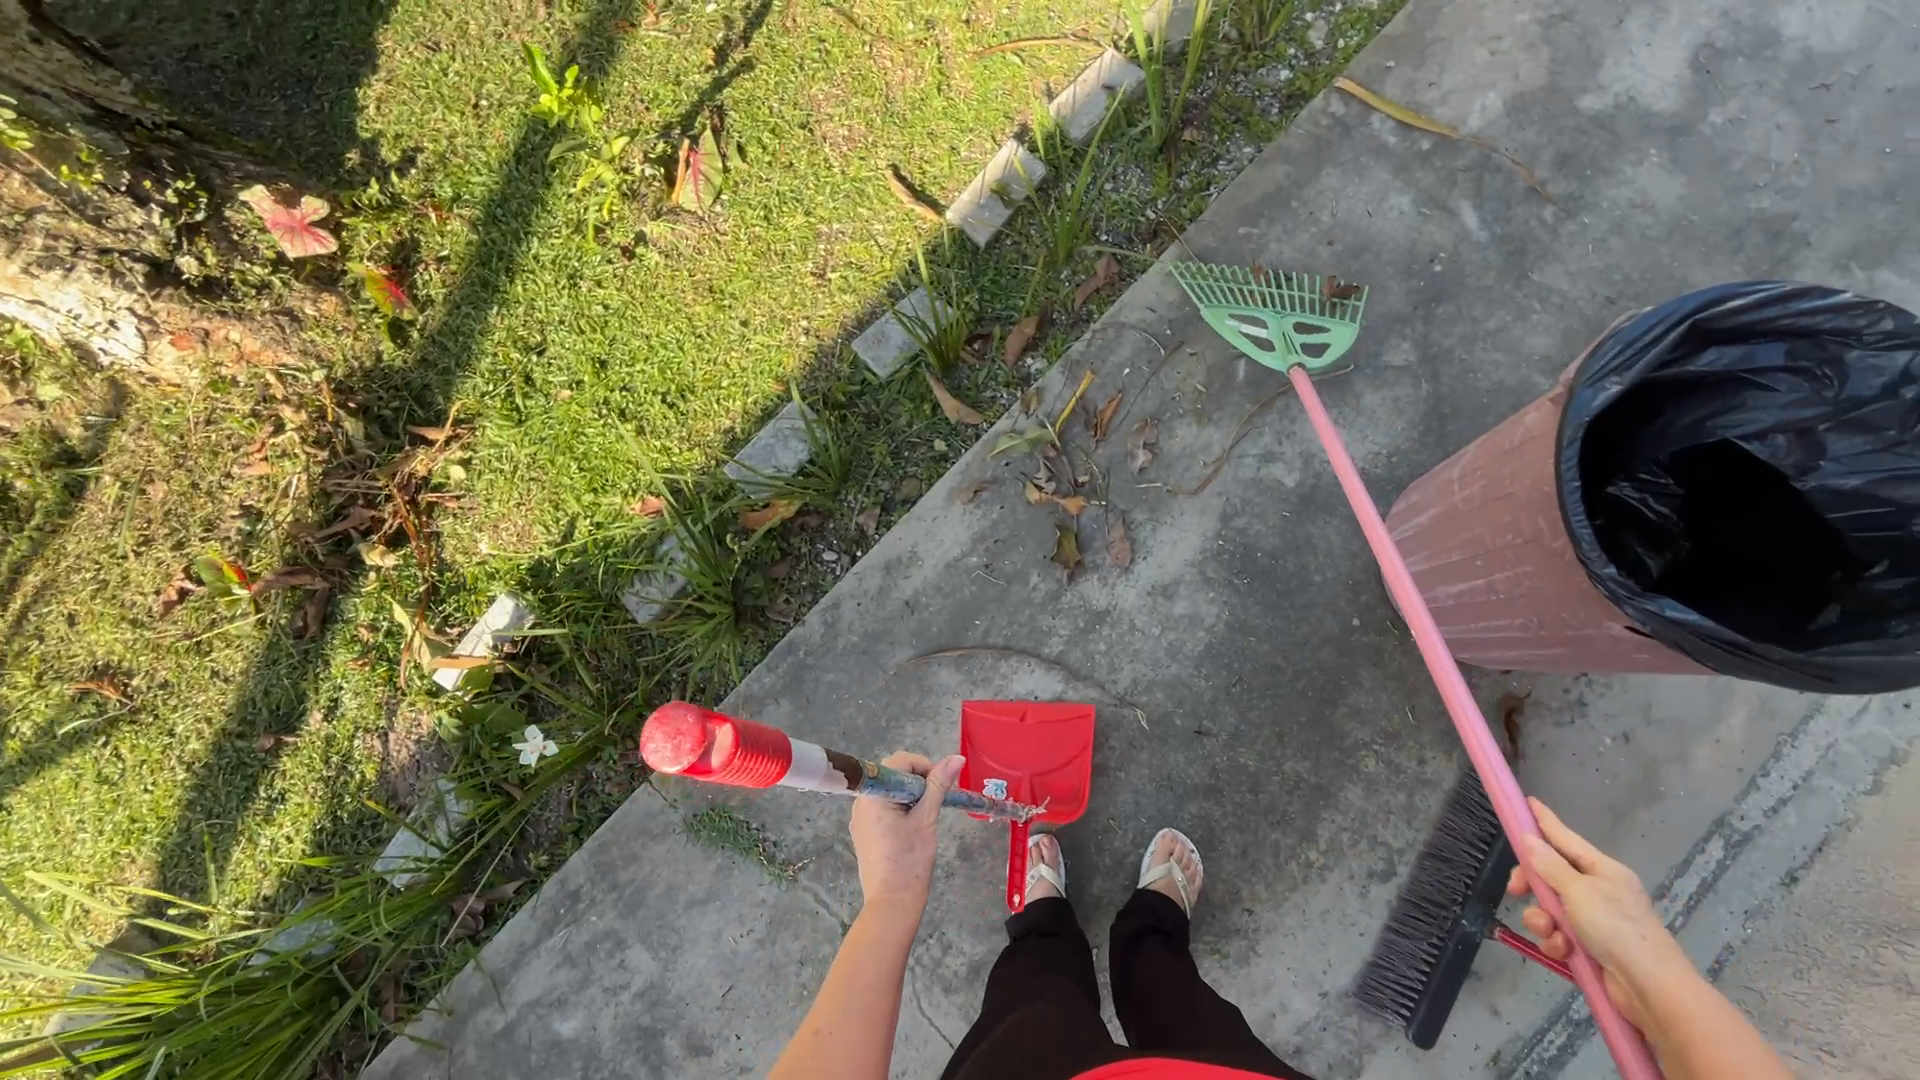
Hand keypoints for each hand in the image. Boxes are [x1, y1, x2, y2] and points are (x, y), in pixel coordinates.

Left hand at [850, 751, 964, 915]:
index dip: (924, 767)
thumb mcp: (927, 817)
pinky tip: (912, 827)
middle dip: (918, 781)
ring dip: (910, 795)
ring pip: (889, 791)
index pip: (900, 761)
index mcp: (873, 793)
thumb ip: (938, 784)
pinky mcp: (864, 831)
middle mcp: (861, 800)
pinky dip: (900, 808)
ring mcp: (860, 817)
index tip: (940, 786)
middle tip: (936, 799)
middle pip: (893, 774)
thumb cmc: (910, 859)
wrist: (892, 902)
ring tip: (926, 815)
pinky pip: (883, 807)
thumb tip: (957, 758)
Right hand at [1506, 797, 1689, 1028]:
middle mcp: (1598, 891)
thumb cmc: (1617, 929)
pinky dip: (1555, 942)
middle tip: (1515, 891)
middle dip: (1531, 884)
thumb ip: (1549, 865)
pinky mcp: (1589, 946)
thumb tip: (1528, 838)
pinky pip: (1557, 934)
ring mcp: (1594, 920)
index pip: (1565, 838)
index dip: (1544, 821)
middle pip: (1549, 874)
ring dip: (1542, 920)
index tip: (1528, 802)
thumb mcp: (1579, 891)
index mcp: (1602, 871)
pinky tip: (1563, 951)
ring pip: (1548, 907)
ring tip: (1552, 934)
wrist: (1650, 988)